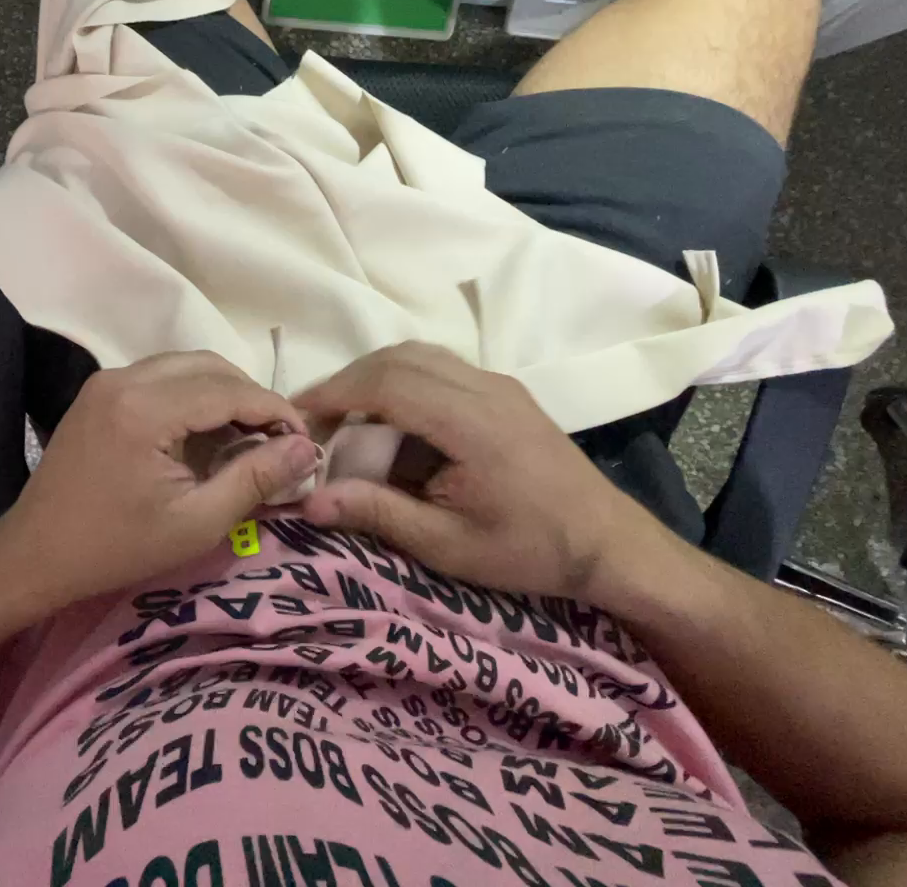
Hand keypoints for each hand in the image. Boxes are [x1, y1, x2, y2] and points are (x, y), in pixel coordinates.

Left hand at [0, 351, 321, 608]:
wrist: (37, 554)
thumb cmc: (117, 548)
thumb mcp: (196, 523)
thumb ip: (254, 478)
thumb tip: (307, 448)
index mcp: (145, 409)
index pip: (229, 389)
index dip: (275, 410)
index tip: (305, 441)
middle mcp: (124, 379)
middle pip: (209, 365)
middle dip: (251, 396)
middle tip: (278, 438)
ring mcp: (106, 381)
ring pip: (184, 365)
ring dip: (223, 391)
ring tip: (248, 434)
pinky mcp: (98, 391)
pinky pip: (160, 376)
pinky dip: (192, 394)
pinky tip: (206, 429)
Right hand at [294, 342, 680, 600]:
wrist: (610, 545)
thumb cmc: (529, 551)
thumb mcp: (448, 545)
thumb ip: (378, 514)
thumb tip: (308, 501)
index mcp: (474, 425)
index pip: (388, 383)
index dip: (335, 392)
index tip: (297, 415)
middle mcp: (485, 389)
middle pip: (396, 359)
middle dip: (344, 382)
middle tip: (313, 421)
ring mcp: (497, 383)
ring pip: (416, 355)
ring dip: (370, 376)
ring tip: (343, 416)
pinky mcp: (502, 389)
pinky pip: (436, 365)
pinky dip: (397, 378)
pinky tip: (386, 414)